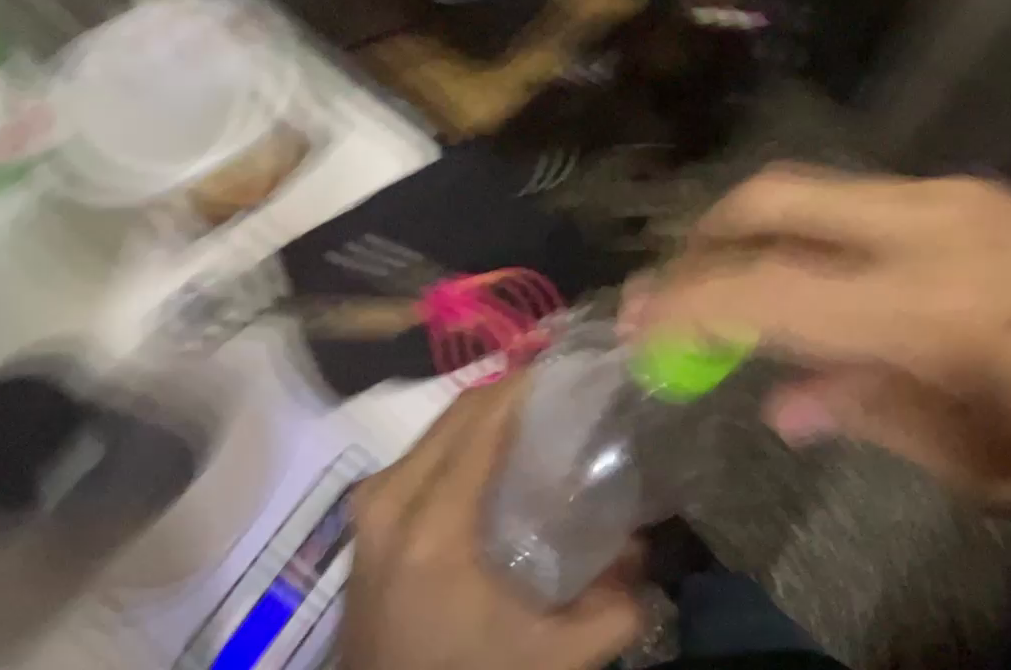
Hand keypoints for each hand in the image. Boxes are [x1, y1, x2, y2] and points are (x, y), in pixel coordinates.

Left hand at [343, 376, 643, 669]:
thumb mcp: (549, 658)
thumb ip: (612, 608)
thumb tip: (645, 555)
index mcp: (434, 525)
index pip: (483, 420)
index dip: (528, 384)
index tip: (572, 369)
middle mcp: (391, 497)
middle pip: (459, 412)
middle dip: (513, 391)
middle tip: (563, 391)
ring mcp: (369, 504)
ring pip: (437, 427)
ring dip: (487, 412)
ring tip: (536, 416)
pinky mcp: (364, 515)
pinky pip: (421, 450)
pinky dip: (462, 437)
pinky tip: (495, 453)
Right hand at [624, 167, 1010, 505]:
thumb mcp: (982, 465)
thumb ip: (866, 413)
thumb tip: (779, 401)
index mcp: (935, 314)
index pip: (768, 293)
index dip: (687, 304)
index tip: (633, 322)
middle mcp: (932, 228)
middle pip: (773, 198)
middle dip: (703, 239)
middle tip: (671, 289)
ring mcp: (956, 194)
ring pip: (813, 187)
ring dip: (754, 227)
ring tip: (731, 283)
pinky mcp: (978, 188)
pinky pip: (860, 195)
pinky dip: (810, 227)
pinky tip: (817, 274)